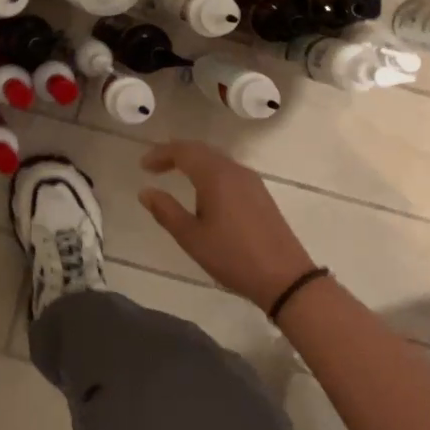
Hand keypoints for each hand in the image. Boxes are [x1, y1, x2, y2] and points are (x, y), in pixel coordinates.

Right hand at [138, 140, 316, 307]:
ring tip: (175, 173)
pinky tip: (204, 190)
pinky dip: (209, 171)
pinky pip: (229, 171)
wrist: (287, 280)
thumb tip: (145, 191)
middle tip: (155, 165)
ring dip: (193, 161)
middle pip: (201, 150)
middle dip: (175, 153)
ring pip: (216, 159)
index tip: (143, 166)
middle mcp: (235, 171)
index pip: (183, 151)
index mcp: (216, 176)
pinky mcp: (261, 194)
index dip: (160, 154)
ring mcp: (251, 182)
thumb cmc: (234, 257)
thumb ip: (166, 211)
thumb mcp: (191, 237)